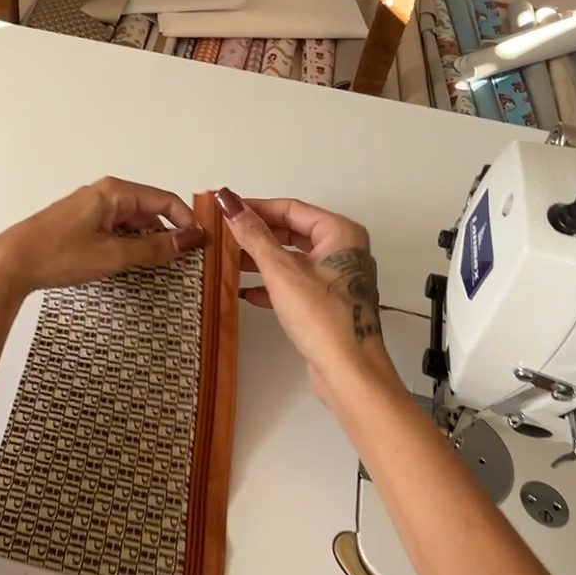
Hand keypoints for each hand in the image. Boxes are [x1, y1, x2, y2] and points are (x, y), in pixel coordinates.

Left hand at [0, 177, 202, 308]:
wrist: (9, 264)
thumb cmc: (58, 254)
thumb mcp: (113, 255)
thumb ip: (154, 248)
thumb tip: (190, 240)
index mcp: (114, 191)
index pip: (165, 200)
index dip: (187, 221)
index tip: (203, 245)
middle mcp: (103, 193)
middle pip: (149, 210)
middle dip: (168, 233)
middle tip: (186, 261)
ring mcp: (90, 208)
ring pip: (132, 222)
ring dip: (147, 241)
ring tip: (161, 268)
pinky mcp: (79, 223)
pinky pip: (115, 229)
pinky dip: (128, 244)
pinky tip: (130, 265)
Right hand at [216, 188, 399, 398]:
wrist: (350, 373)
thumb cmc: (323, 318)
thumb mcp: (280, 270)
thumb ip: (252, 234)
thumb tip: (229, 201)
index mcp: (340, 233)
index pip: (290, 208)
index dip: (255, 207)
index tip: (226, 208)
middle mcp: (343, 249)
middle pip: (292, 230)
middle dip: (257, 233)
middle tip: (225, 233)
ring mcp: (338, 277)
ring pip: (292, 257)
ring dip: (262, 258)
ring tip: (230, 260)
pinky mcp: (330, 301)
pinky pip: (296, 281)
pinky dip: (272, 283)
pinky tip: (247, 291)